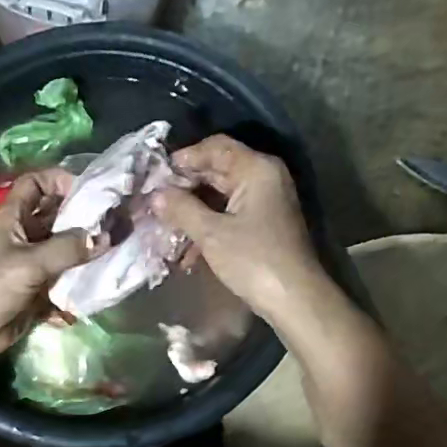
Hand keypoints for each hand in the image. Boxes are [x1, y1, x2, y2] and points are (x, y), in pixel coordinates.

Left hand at [0, 168, 97, 370]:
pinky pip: (65, 280)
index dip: (58, 180)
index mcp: (12, 218)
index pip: (35, 184)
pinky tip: (97, 286)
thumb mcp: (31, 262)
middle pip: (56, 216)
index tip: (88, 191)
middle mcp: (24, 236)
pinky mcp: (39, 289)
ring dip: (86, 253)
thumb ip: (69, 248)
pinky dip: (78, 284)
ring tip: (116, 252)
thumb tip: (105, 236)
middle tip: (115, 222)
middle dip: (83, 218)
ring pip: (65, 250)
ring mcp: (32, 264)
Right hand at [153, 135, 320, 311]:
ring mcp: (264, 201)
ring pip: (219, 194)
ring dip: (191, 208)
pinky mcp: (261, 223)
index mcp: (256, 170)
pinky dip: (205, 223)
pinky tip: (184, 246)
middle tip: (153, 201)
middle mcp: (263, 178)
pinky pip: (227, 213)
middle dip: (184, 185)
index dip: (184, 158)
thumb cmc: (254, 260)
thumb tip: (155, 195)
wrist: (294, 298)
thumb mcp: (211, 234)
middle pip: (217, 169)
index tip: (155, 176)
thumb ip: (181, 209)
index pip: (215, 148)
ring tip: (162, 224)